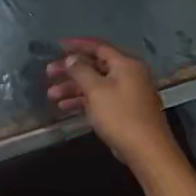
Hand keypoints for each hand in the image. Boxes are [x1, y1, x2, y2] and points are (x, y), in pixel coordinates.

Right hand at [46, 38, 177, 168]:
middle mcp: (129, 74)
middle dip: (71, 70)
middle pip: (95, 66)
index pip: (99, 47)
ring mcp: (127, 93)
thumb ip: (81, 70)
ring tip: (51, 95)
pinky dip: (84, 101)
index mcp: (126, 64)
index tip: (58, 45)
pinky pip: (101, 98)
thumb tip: (71, 58)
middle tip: (49, 73)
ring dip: (73, 88)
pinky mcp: (124, 109)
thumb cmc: (120, 115)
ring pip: (96, 84)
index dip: (77, 45)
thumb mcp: (96, 90)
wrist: (146, 150)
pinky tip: (65, 107)